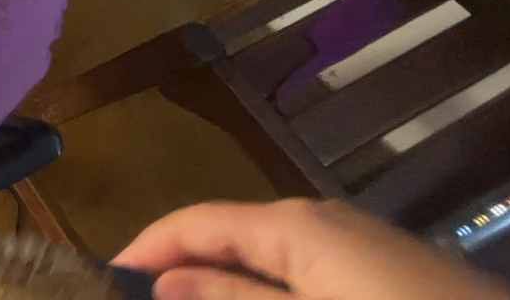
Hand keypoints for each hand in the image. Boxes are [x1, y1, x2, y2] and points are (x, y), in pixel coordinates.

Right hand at [115, 199, 509, 299]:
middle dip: (188, 268)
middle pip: (229, 236)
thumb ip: (233, 299)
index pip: (193, 222)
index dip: (147, 249)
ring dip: (232, 281)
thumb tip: (163, 282)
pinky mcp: (402, 273)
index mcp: (293, 223)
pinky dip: (277, 288)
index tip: (107, 278)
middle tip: (153, 299)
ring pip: (271, 257)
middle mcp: (320, 218)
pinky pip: (315, 272)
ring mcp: (367, 244)